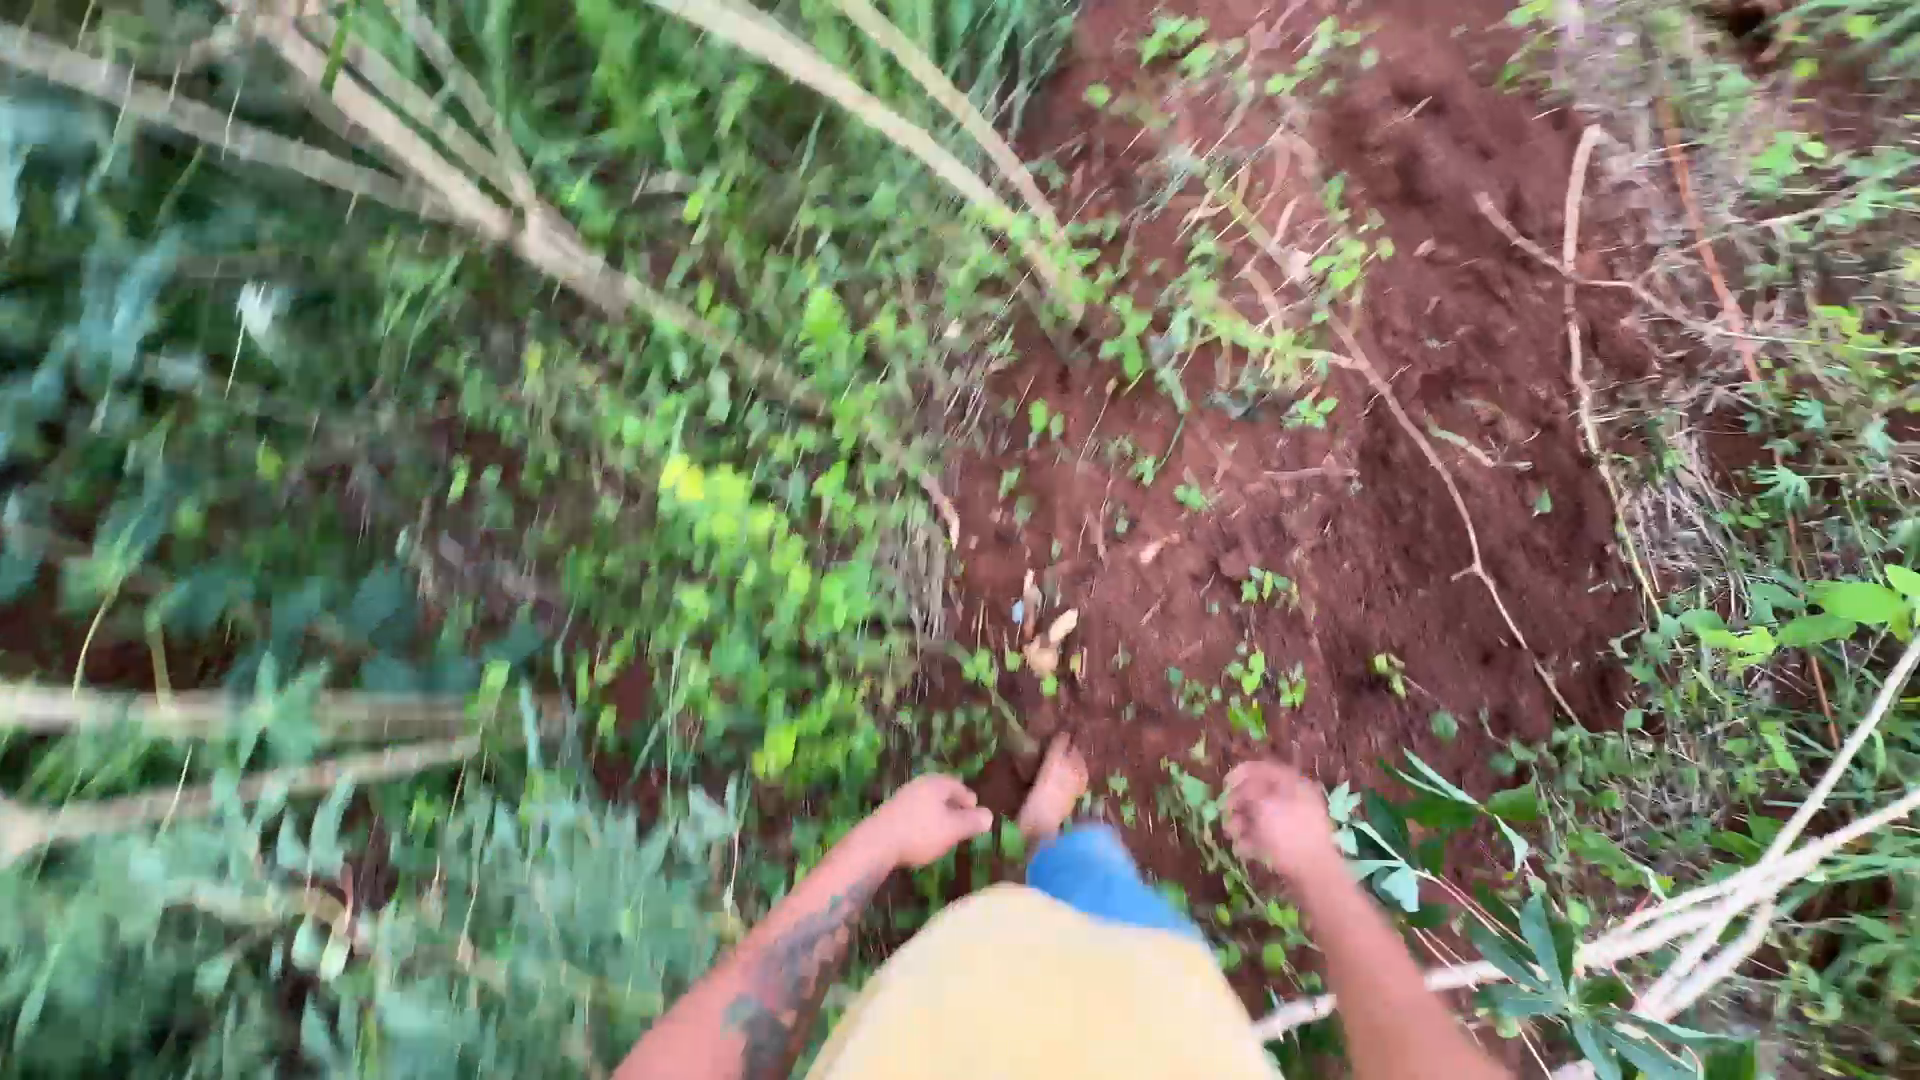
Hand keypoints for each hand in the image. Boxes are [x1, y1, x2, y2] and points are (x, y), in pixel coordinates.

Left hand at [850, 774, 993, 869]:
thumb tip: (989, 815)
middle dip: (954, 806)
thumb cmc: (920, 833)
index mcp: (936, 784)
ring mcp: (903, 796)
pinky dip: (924, 821)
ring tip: (945, 831)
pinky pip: (915, 812)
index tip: (976, 815)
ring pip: (928, 803)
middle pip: (942, 793)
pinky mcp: (891, 811)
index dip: (970, 801)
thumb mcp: (952, 829)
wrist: (876, 843)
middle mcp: (919, 784)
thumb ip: (972, 822)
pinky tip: (923, 836)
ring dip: (938, 815)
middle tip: (963, 822)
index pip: (960, 787)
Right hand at [1224, 760, 1340, 879]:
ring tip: (1232, 836)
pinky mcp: (1292, 843)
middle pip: (1258, 793)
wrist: (1314, 874)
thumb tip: (1240, 789)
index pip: (1262, 768)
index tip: (1224, 786)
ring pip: (1260, 815)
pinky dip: (1252, 840)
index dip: (1239, 774)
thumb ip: (1247, 790)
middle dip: (1237, 805)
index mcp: (1292, 783)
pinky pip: (1267, 835)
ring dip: (1241, 824)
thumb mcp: (1263, 804)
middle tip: (1225, 815)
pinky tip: (1244, 849)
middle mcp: (1295, 798)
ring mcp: (1295, 822)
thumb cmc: (1288, 833)